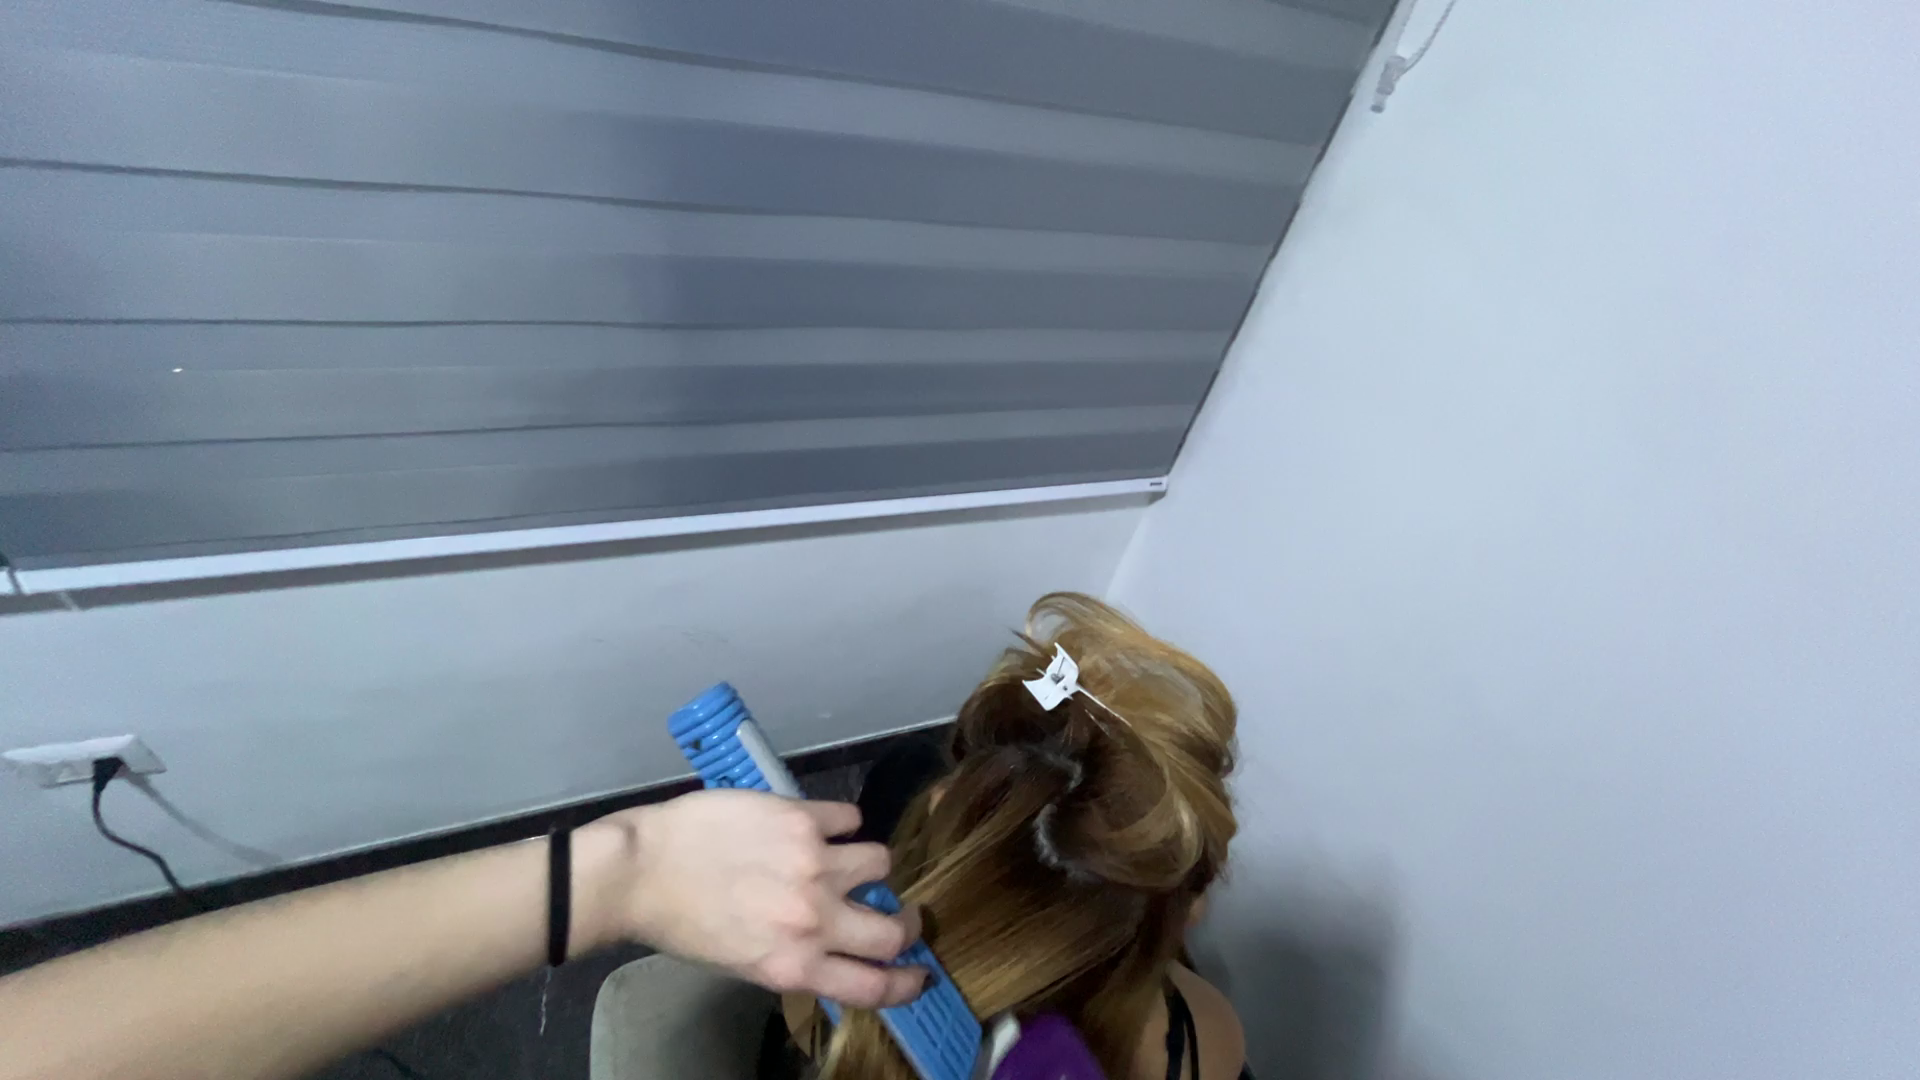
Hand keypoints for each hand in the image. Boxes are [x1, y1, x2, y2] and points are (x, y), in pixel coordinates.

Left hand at [593, 790, 925, 1007]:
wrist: (644, 869)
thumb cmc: (685, 924)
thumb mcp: (745, 963)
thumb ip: (798, 958)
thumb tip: (837, 944)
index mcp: (795, 966)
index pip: (874, 987)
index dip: (907, 982)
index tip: (920, 973)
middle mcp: (814, 919)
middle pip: (893, 930)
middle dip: (908, 923)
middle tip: (903, 913)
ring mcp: (813, 864)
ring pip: (881, 861)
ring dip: (871, 864)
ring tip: (850, 858)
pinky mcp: (804, 817)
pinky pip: (850, 817)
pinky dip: (843, 822)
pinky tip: (822, 825)